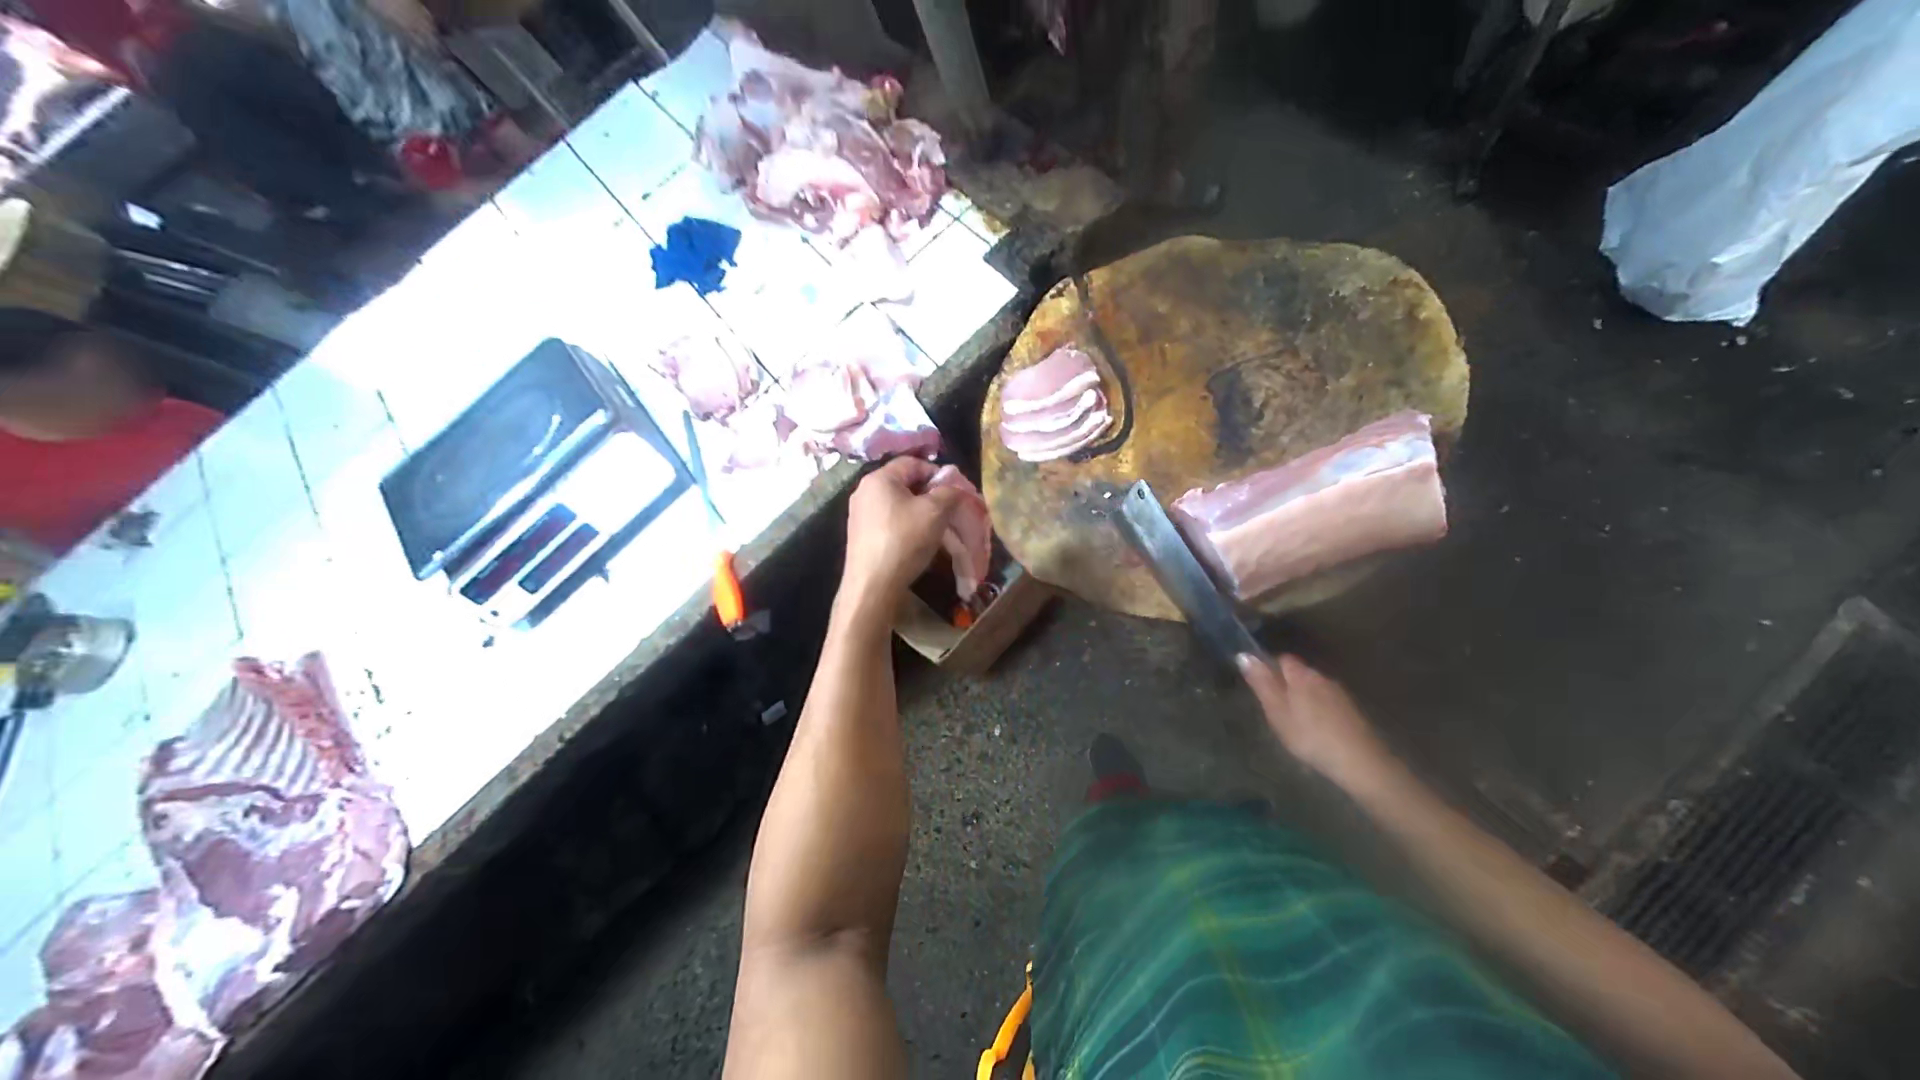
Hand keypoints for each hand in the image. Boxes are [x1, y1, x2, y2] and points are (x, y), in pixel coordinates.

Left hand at [841, 457, 968, 607]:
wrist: (873, 586)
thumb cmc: (904, 540)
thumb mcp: (935, 511)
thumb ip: (949, 492)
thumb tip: (954, 487)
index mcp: (879, 478)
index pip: (913, 463)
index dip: (937, 473)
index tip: (954, 492)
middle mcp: (864, 492)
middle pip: (904, 483)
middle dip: (930, 495)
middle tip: (948, 511)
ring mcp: (859, 515)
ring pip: (898, 504)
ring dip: (920, 513)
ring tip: (936, 529)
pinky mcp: (861, 536)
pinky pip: (889, 522)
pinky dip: (906, 527)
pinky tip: (917, 543)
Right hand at [1238, 654, 1393, 785]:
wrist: (1359, 761)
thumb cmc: (1309, 736)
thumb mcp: (1277, 711)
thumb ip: (1261, 682)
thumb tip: (1243, 654)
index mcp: (1302, 675)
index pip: (1283, 659)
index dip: (1270, 669)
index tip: (1262, 689)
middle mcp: (1322, 677)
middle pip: (1299, 673)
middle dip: (1286, 684)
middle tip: (1275, 709)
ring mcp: (1339, 694)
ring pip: (1314, 687)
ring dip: (1303, 698)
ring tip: (1295, 722)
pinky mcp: (1351, 710)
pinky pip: (1327, 701)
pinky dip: (1318, 710)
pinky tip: (1316, 730)